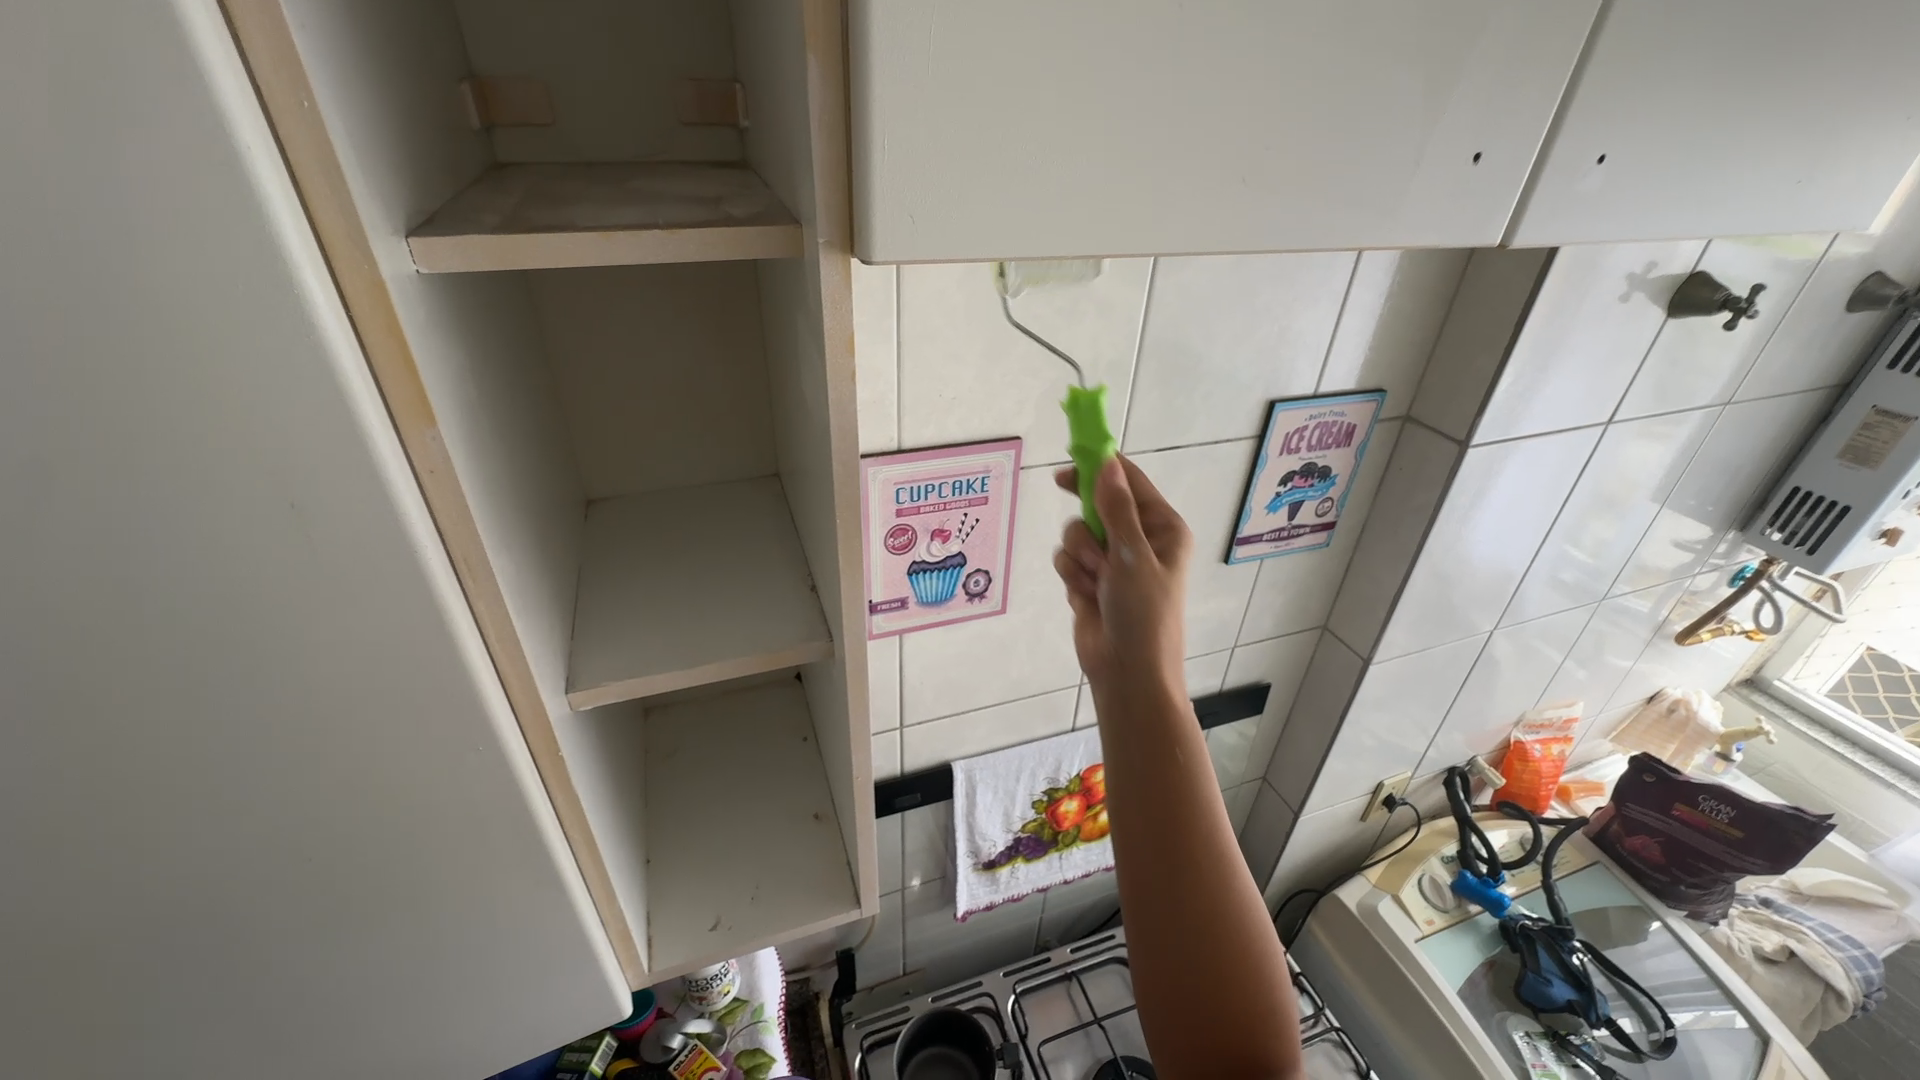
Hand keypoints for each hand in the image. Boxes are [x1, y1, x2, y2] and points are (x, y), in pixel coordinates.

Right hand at [1052, 455, 1191, 692]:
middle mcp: (1137, 539)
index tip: (1073, 456)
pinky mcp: (1090, 580)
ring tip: (1096, 581)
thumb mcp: (1132, 555)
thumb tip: (1107, 462)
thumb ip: (1116, 508)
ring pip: (1076, 534)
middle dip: (1087, 522)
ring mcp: (1112, 561)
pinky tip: (1085, 596)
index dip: (1102, 466)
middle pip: (1096, 504)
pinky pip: (1067, 559)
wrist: (1128, 670)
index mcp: (1162, 528)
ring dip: (1080, 555)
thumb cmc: (1143, 612)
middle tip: (1072, 507)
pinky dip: (1072, 575)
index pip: (1129, 481)